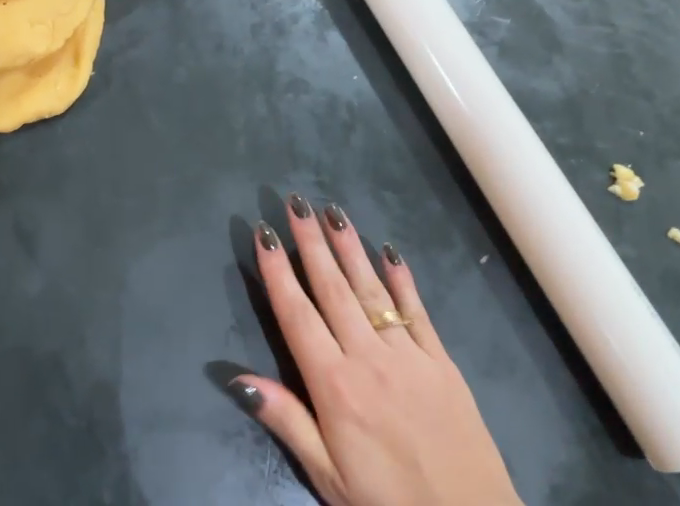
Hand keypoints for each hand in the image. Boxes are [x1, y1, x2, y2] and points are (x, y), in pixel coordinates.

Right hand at [230, 194, 520, 505]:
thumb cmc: (386, 501)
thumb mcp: (327, 473)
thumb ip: (286, 419)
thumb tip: (237, 378)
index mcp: (334, 385)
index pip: (297, 315)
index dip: (278, 272)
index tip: (264, 234)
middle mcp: (368, 359)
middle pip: (332, 290)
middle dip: (311, 244)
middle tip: (296, 203)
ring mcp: (409, 356)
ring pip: (371, 290)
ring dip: (350, 248)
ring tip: (332, 212)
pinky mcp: (442, 363)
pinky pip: (417, 311)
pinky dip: (401, 279)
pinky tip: (388, 251)